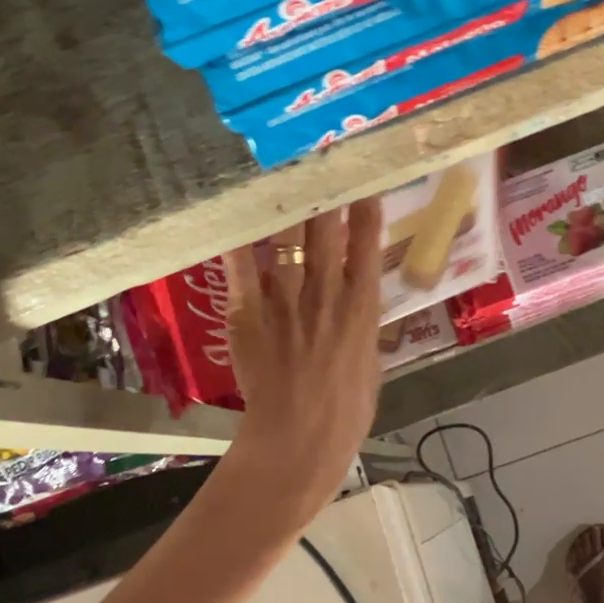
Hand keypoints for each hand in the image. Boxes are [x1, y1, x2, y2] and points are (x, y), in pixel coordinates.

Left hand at [219, 199, 384, 519]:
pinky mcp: (249, 315)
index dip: (366, 213)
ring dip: (285, 209)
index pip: (366, 249)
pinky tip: (232, 217)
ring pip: (285, 242)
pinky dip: (237, 243)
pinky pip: (241, 270)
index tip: (365, 185)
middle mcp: (325, 295)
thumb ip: (365, 335)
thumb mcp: (371, 370)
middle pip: (325, 235)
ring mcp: (285, 302)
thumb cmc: (346, 414)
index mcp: (361, 310)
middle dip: (326, 196)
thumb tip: (363, 316)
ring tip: (281, 178)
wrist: (299, 440)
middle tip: (323, 162)